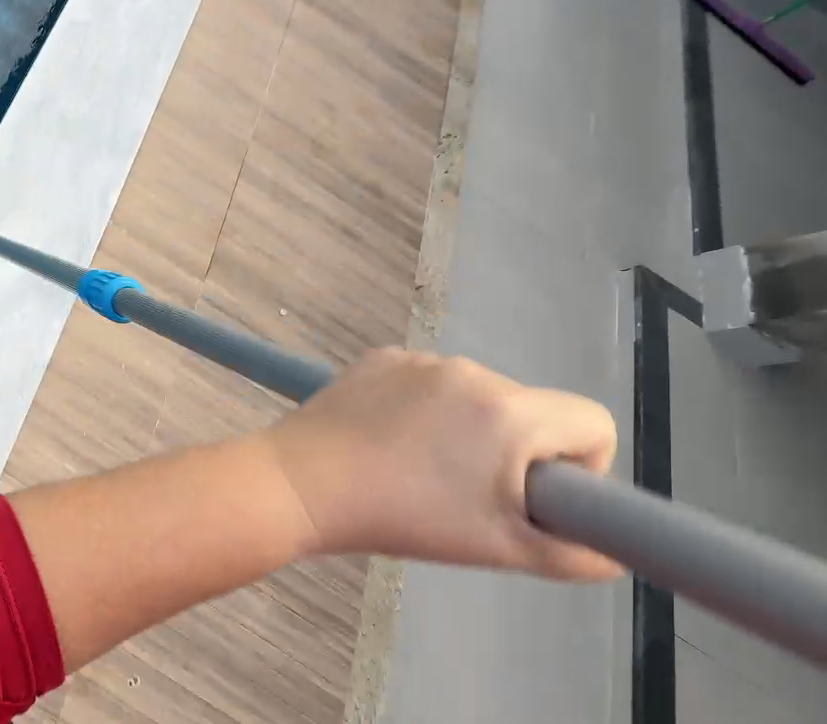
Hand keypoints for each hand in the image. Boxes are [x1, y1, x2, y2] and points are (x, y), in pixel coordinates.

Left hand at [263, 348, 623, 580]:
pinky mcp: (376, 358)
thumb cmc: (406, 515)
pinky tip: (389, 439)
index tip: (532, 495)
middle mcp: (467, 370)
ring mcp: (415, 359)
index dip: (581, 466)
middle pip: (530, 409)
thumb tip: (608, 547)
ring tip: (420, 467)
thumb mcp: (508, 549)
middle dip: (517, 450)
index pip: (591, 422)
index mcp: (508, 408)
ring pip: (475, 397)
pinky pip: (427, 383)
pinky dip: (424, 409)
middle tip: (467, 490)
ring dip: (469, 429)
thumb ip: (582, 554)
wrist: (304, 483)